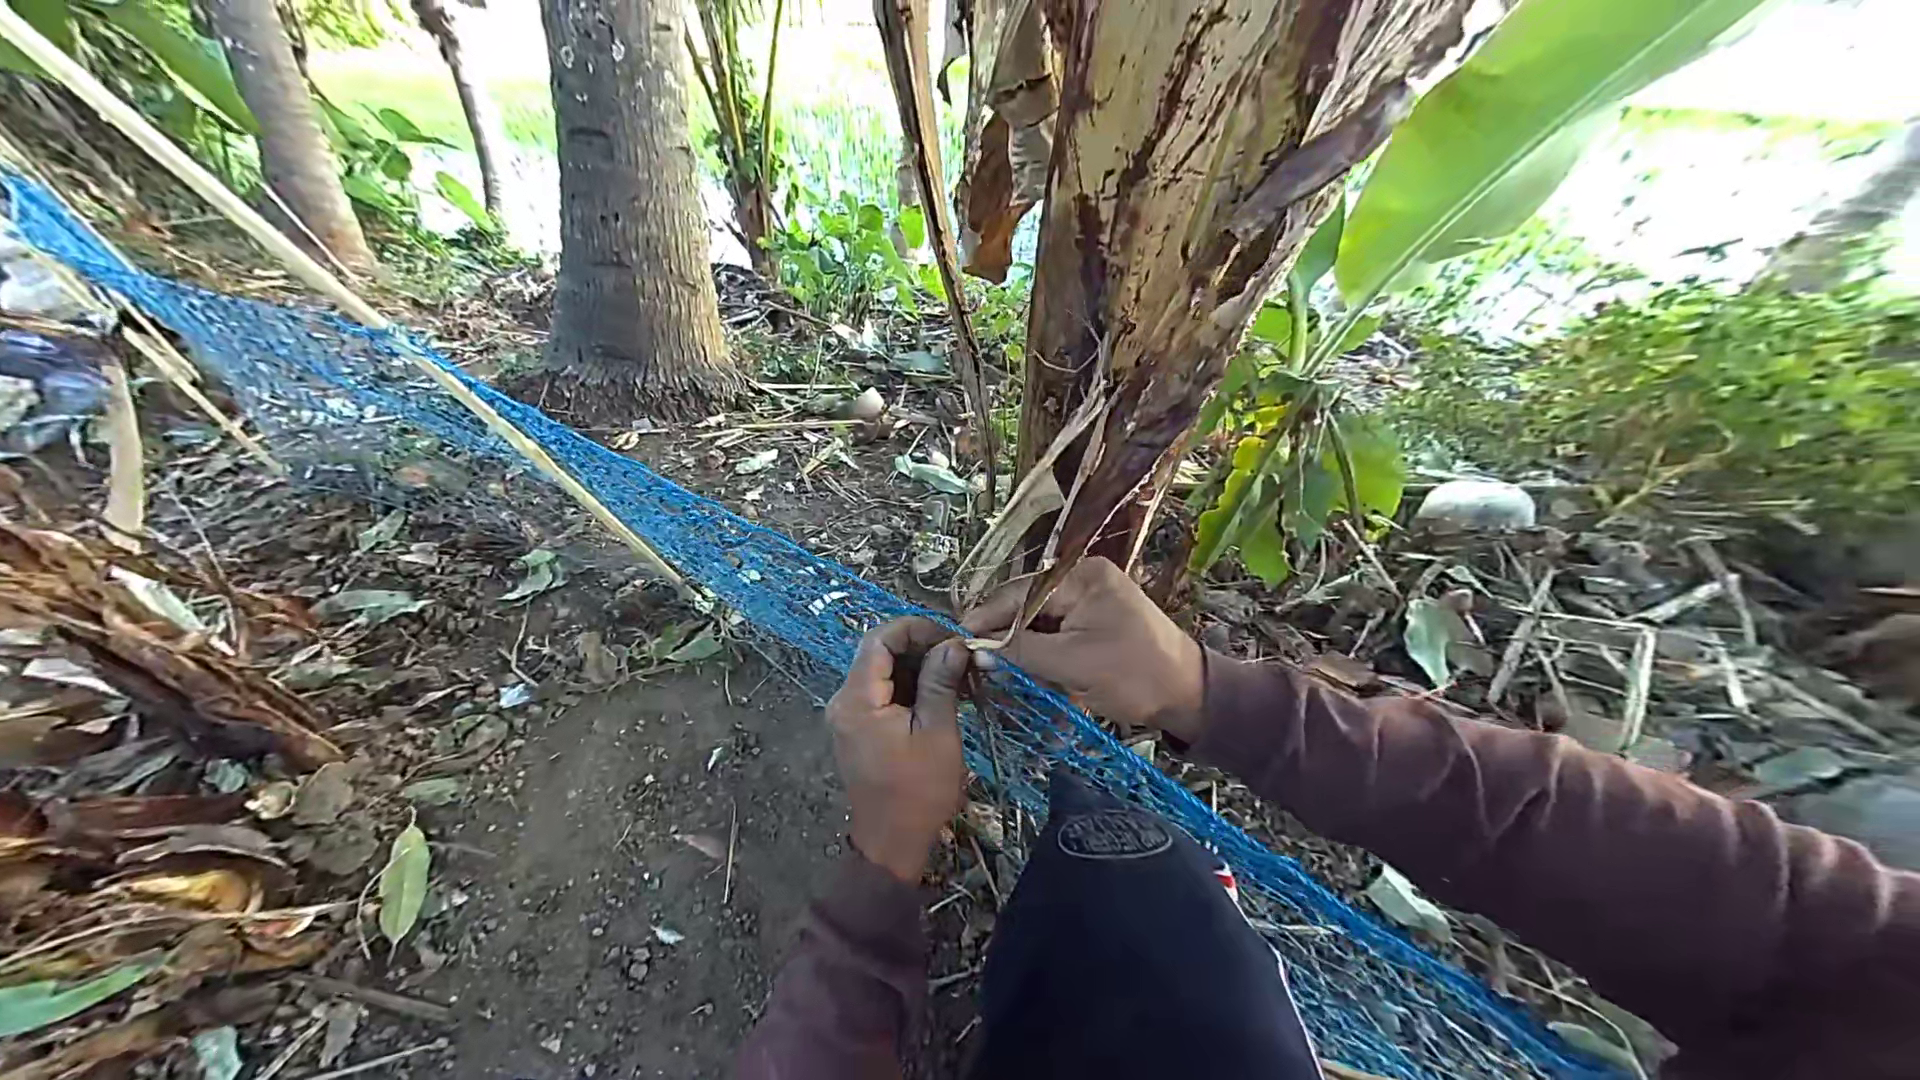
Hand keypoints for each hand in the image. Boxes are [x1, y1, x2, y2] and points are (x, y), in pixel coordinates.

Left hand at [826, 617, 971, 883]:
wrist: (893, 843)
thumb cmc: (918, 790)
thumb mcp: (937, 732)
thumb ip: (941, 681)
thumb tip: (955, 643)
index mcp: (857, 699)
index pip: (879, 639)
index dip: (916, 628)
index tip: (952, 637)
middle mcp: (845, 700)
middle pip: (881, 652)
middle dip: (923, 647)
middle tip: (962, 656)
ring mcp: (851, 713)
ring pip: (886, 670)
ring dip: (922, 666)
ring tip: (961, 675)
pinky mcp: (862, 726)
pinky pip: (887, 691)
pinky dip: (915, 686)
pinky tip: (946, 693)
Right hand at [962, 557, 1205, 741]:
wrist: (1190, 695)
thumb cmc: (1134, 675)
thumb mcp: (1071, 663)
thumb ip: (1021, 651)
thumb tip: (977, 647)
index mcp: (1081, 577)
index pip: (1020, 592)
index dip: (986, 616)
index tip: (958, 637)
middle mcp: (1083, 579)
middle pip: (1028, 604)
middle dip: (1004, 633)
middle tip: (975, 657)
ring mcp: (1092, 598)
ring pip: (1040, 619)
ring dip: (1024, 645)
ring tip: (999, 667)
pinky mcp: (1096, 619)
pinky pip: (1058, 630)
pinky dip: (1044, 650)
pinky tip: (1030, 669)